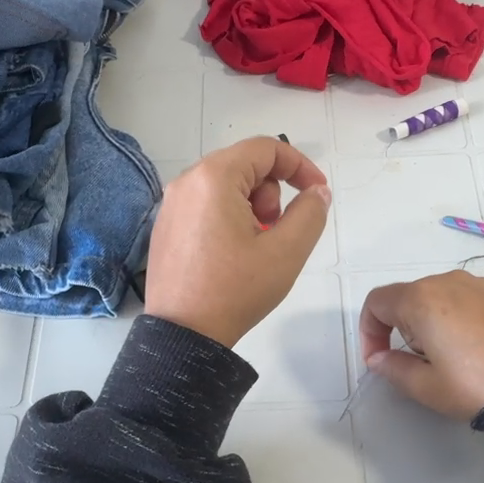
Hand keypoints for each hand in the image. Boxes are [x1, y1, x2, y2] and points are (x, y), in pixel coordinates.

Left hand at [143, 137, 331, 347]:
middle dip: (272, 192)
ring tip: (256, 246)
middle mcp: (186, 181)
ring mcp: (171, 205)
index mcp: (213, 177)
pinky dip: (229, 218)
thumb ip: (310, 213)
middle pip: (244, 165)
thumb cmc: (235, 290)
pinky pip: (205, 206)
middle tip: (277, 230)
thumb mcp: (285, 253)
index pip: (265, 148)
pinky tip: (233, 255)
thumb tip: (317, 193)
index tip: (318, 193)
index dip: (299, 166)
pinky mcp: (165, 227)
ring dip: (252, 206)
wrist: (183, 334)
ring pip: (225, 186)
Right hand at [360, 271, 483, 420]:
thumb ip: (393, 369)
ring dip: (430, 325)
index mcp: (421, 299)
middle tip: (418, 365)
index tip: (378, 360)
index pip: (377, 303)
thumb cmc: (479, 384)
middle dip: (402, 330)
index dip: (369, 332)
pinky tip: (475, 351)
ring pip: (437, 299)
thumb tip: (379, 359)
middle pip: (407, 298)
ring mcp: (478, 284)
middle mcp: (447, 281)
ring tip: (449, 360)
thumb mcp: (427, 387)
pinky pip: (465, 301)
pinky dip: (456, 320)